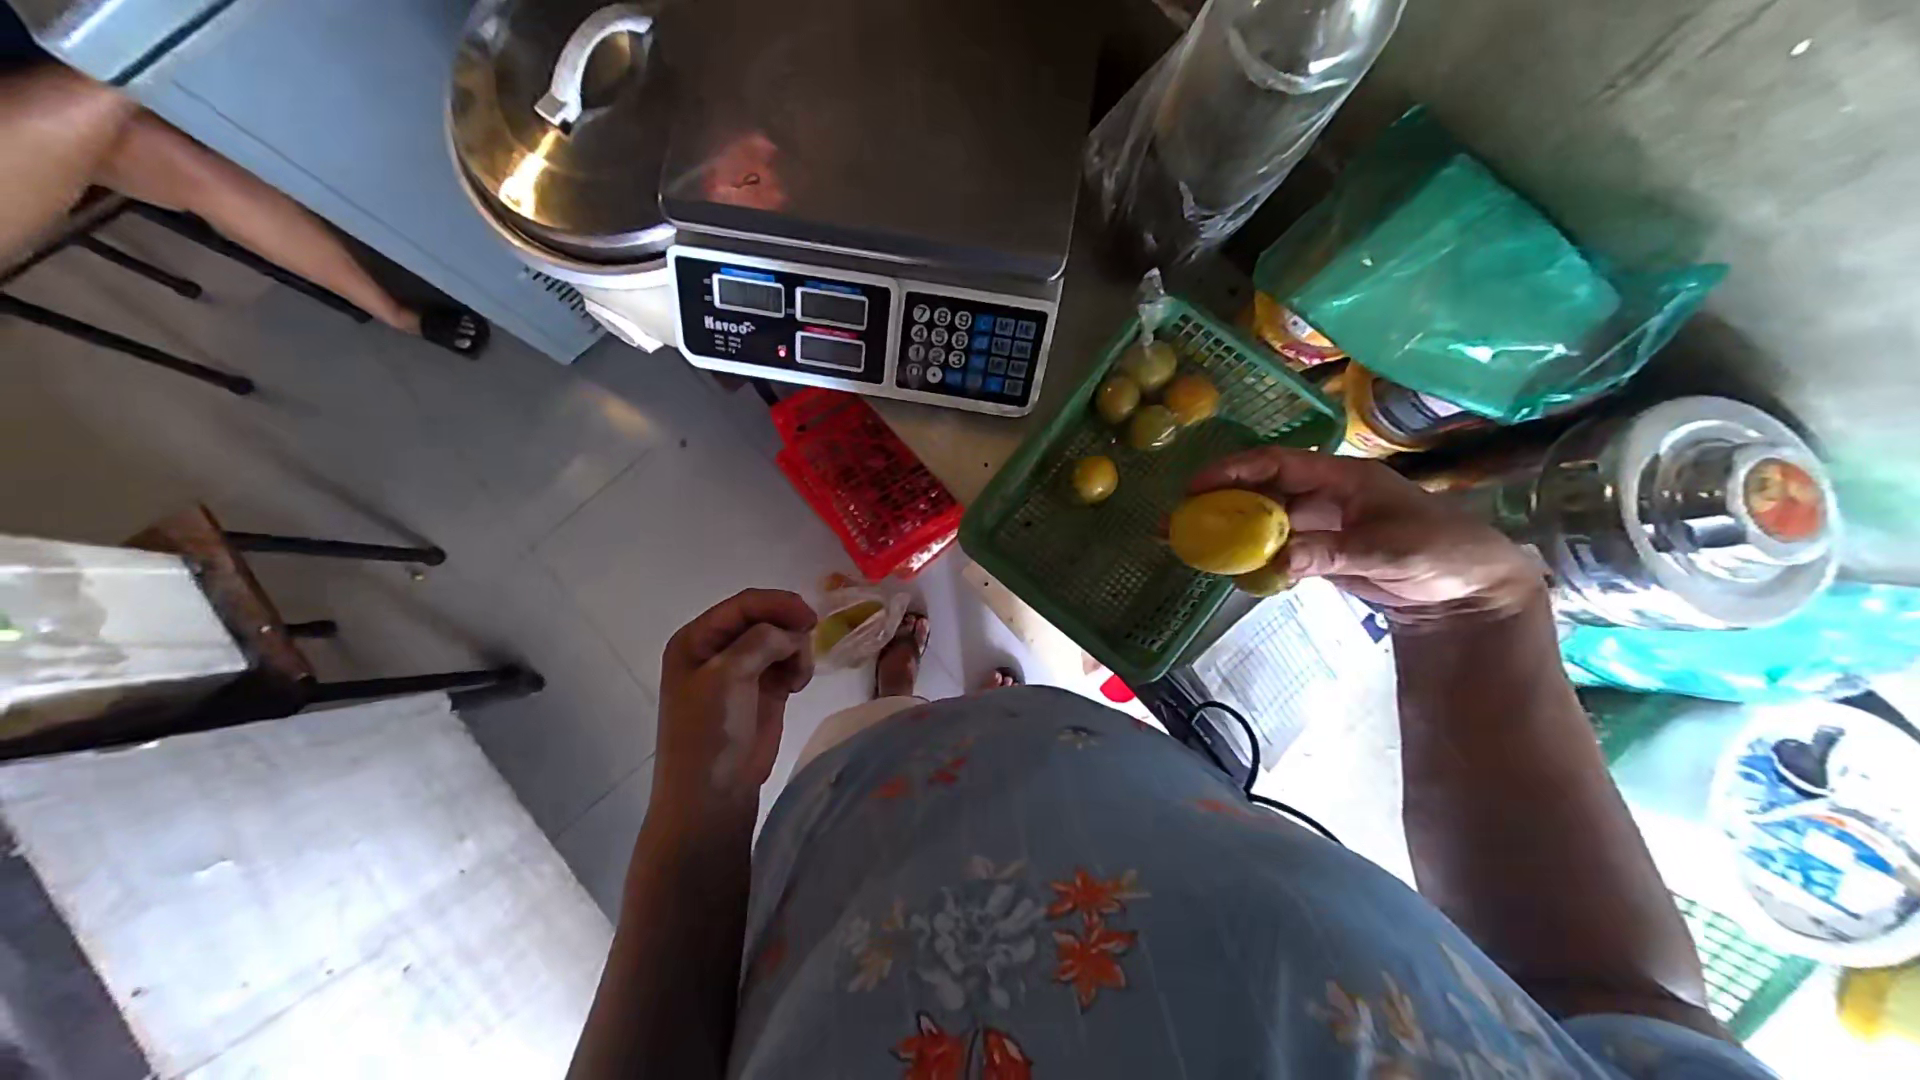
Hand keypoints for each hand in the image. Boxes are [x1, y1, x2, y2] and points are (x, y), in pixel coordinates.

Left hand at [654, 590, 816, 816]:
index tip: (809, 617)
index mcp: (697, 639)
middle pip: (765, 618)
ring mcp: (742, 669)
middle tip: (808, 644)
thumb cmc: (710, 732)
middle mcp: (718, 649)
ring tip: (797, 677)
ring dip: (795, 650)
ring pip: (782, 638)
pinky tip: (797, 686)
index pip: (743, 605)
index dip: (777, 604)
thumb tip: (792, 632)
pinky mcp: (764, 689)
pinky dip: (798, 666)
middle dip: (789, 628)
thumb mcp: (727, 677)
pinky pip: (789, 661)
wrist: (714, 793)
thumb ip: (760, 640)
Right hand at [1189, 447, 1545, 628]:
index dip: (1235, 471)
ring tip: (1192, 544)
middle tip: (1178, 518)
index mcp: (1340, 477)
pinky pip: (1275, 550)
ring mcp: (1319, 524)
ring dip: (1230, 531)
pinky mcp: (1318, 551)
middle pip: (1261, 490)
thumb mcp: (1389, 550)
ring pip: (1263, 521)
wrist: (1469, 588)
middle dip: (1219, 501)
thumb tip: (1276, 562)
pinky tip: (1229, 569)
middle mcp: (1323, 495)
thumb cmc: (1440, 552)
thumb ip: (1331, 553)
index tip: (1196, 486)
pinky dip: (1252, 558)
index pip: (1277, 464)